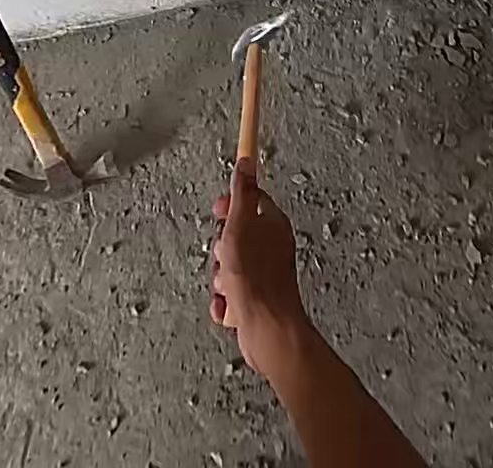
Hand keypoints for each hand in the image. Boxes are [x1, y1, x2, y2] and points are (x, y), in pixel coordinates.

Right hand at [210, 158, 312, 377]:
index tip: (219, 212)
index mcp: (272, 223)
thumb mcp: (240, 226)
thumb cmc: (256, 279)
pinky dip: (226, 300)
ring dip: (222, 277)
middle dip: (222, 249)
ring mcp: (266, 272)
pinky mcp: (258, 297)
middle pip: (236, 235)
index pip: (250, 200)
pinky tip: (229, 307)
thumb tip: (246, 162)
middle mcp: (272, 245)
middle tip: (225, 258)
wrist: (267, 330)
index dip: (231, 205)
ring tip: (229, 286)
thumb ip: (241, 193)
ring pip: (231, 265)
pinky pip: (233, 292)